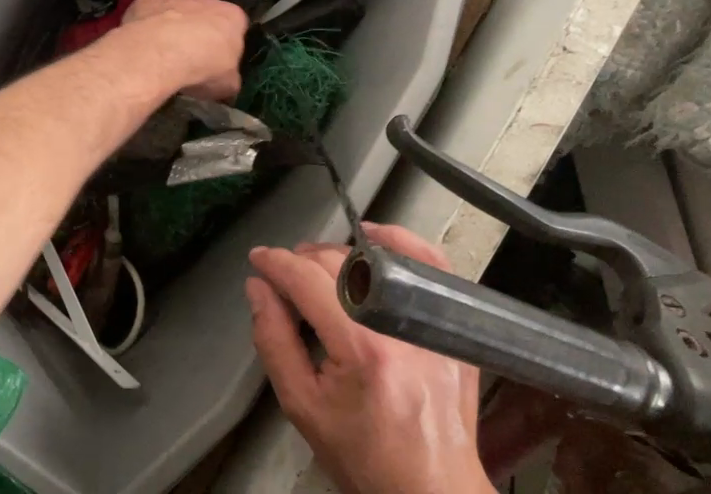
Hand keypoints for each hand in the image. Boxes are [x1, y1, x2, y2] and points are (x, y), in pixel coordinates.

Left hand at [116, 0, 246, 100]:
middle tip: (189, 56)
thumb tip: (225, 82)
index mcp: (231, 16)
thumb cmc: (201, 67)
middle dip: (198, 31)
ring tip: (162, 51)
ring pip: (174, 10)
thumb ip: (229, 78)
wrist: (158, 53)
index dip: (227, 44)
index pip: (235, 26)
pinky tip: (143, 44)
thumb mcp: (227, 85)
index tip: (217, 60)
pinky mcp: (144, 0)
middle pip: (204, 13)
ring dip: (171, 26)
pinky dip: (146, 25)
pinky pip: (149, 13)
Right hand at [246, 224, 493, 493]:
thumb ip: (273, 339)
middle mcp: (401, 328)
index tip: (257, 260)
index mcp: (363, 350)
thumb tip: (258, 287)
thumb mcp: (301, 404)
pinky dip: (400, 244)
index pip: (306, 280)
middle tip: (282, 277)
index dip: (274, 263)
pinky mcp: (454, 327)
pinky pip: (430, 264)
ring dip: (337, 256)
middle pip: (337, 264)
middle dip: (300, 261)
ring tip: (316, 273)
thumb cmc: (363, 456)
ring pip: (373, 260)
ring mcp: (434, 324)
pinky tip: (372, 242)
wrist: (432, 491)